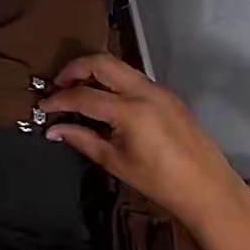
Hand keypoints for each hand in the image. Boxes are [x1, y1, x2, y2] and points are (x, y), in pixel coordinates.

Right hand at [40, 53, 249, 228]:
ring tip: (76, 88)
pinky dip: (112, 79)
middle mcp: (144, 91)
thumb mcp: (115, 162)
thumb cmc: (159, 181)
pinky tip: (103, 98)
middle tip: (57, 84)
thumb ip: (82, 139)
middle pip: (101, 62)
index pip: (84, 96)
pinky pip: (133, 77)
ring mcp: (159, 89)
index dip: (59, 99)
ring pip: (119, 65)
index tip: (43, 105)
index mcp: (130, 111)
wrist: (207, 188)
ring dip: (94, 71)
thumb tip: (53, 129)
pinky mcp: (167, 94)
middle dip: (75, 68)